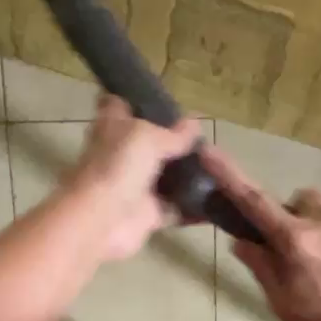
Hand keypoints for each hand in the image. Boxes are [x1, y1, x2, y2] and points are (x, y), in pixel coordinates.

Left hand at [61, 95, 203, 260]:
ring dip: (188, 174)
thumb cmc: (117, 166)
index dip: (138, 100)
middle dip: (174, 140)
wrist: (103, 220)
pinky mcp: (148, 215)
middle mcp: (123, 155)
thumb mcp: (148, 137)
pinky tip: (217, 198)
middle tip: (204, 136)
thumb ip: (174, 134)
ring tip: (217, 164)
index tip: (164, 99)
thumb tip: (195, 124)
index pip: (121, 105)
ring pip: (165, 177)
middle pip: (149, 143)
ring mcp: (136, 186)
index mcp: (114, 127)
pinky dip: (195, 208)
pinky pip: (177, 209)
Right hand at [202, 146, 320, 320]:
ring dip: (318, 231)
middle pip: (299, 201)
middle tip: (292, 252)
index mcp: (294, 239)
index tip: (210, 152)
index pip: (254, 201)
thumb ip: (261, 266)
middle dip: (292, 217)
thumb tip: (242, 242)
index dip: (230, 176)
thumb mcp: (281, 302)